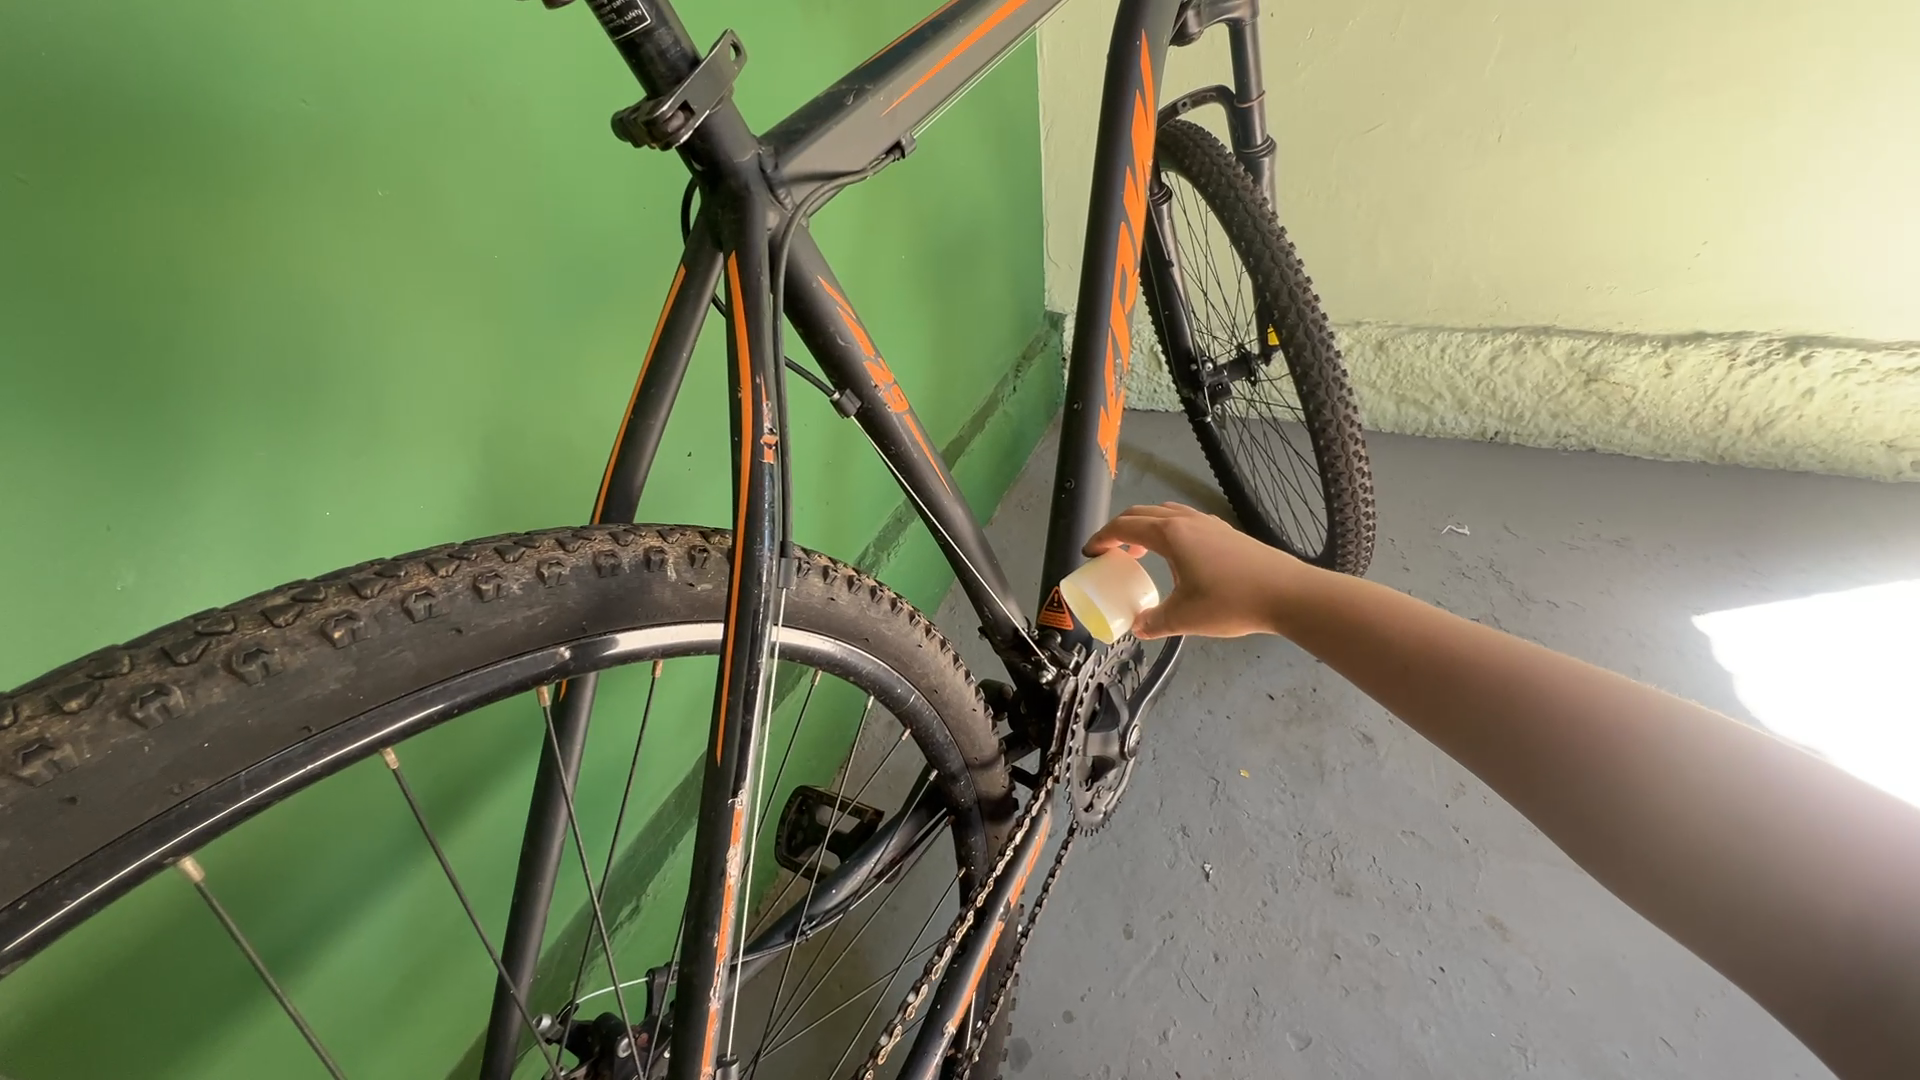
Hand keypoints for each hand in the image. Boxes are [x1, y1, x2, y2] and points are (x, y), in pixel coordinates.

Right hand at [1083, 502, 1307, 638]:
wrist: (1288, 593)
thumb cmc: (1231, 602)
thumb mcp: (1184, 618)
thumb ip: (1154, 622)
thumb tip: (1137, 627)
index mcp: (1170, 535)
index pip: (1124, 526)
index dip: (1101, 537)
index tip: (1089, 552)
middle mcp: (1186, 521)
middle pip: (1141, 513)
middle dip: (1119, 529)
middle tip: (1109, 551)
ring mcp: (1209, 523)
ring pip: (1165, 513)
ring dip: (1145, 526)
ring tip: (1140, 551)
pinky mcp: (1226, 531)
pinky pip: (1185, 520)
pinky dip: (1168, 530)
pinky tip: (1177, 556)